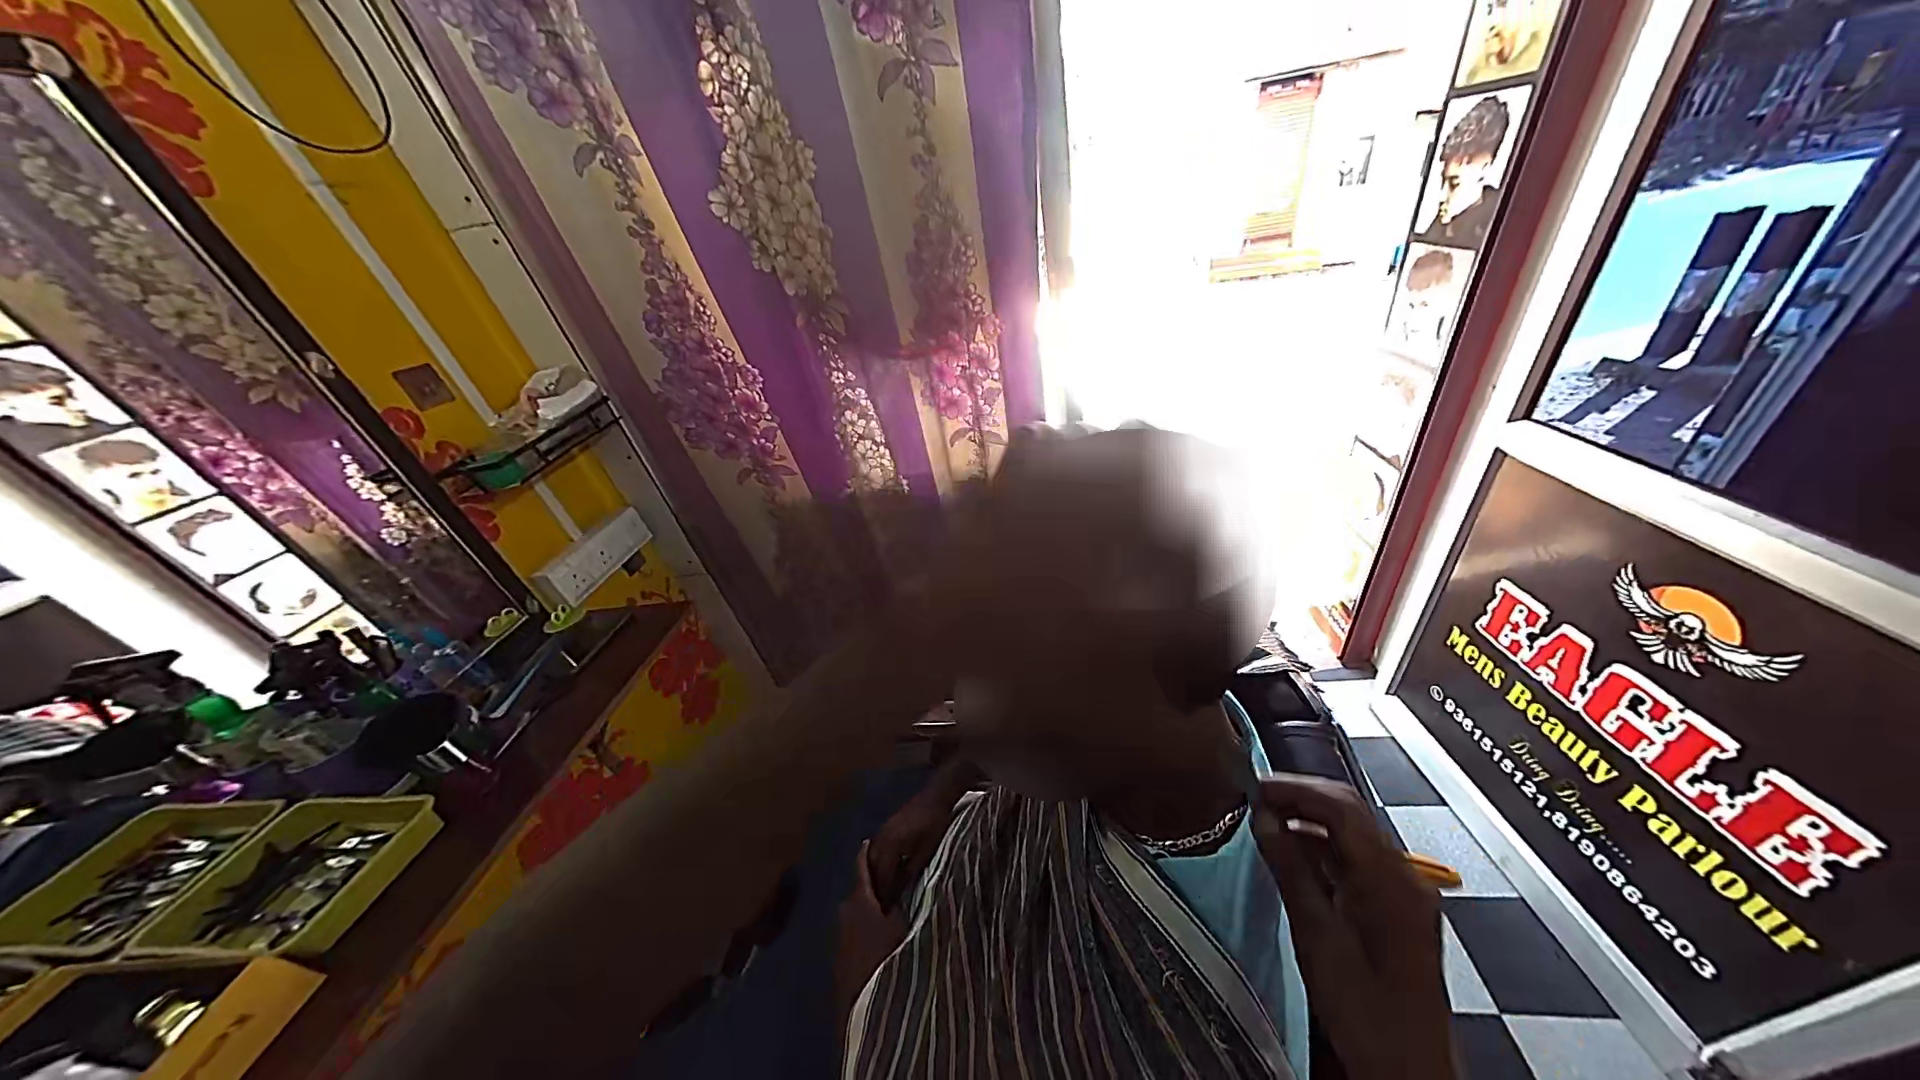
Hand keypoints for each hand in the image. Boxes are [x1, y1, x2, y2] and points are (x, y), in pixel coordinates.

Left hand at [835, 840, 907, 1033]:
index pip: (860, 868)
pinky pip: (853, 931)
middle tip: (889, 878)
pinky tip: (876, 935)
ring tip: (886, 907)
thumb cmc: (886, 958)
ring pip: (855, 912)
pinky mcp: (839, 958)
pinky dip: (863, 926)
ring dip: (868, 908)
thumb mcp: (902, 925)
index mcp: (859, 899)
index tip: (868, 841)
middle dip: (871, 884)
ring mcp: (838, 937)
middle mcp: (844, 913)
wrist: (862, 1008)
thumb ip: (900, 903)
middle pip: (858, 890)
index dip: (864, 853)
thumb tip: (899, 889)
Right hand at [865, 757, 974, 906]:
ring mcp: (882, 831)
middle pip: (871, 869)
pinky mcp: (887, 827)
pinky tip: (884, 872)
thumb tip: (899, 891)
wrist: (937, 794)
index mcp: (890, 845)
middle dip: (874, 889)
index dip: (882, 896)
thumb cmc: (935, 823)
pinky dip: (876, 864)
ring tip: (880, 894)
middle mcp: (881, 838)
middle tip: (880, 908)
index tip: (884, 914)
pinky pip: (875, 850)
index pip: (881, 877)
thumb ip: (910, 870)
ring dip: (873, 876)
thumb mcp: (927, 850)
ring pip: (870, 860)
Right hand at [1252, 775, 1454, 1079]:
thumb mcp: (1315, 933)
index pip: (1341, 806)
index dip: (1294, 789)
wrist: (1407, 1067)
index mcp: (1389, 879)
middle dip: (1301, 798)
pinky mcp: (1397, 904)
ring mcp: (1404, 889)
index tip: (1257, 787)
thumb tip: (1264, 821)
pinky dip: (1323, 846)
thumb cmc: (1364, 1009)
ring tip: (1268, 821)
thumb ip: (1290, 868)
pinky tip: (1293, 852)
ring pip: (1352, 832)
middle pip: (1350, 812)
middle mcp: (1404, 876)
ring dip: (1310, 820)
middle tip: (1258, 798)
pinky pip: (1357, 858)